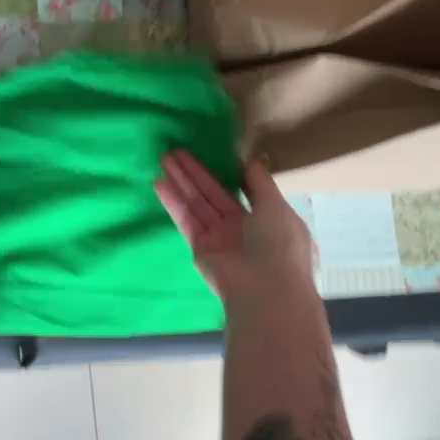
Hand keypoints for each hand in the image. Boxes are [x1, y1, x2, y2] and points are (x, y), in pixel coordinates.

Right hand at [155, 151, 315, 303]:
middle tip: (176, 150)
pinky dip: (173, 202)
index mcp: (269, 218)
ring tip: (163, 158)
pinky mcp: (199, 246)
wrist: (264, 288)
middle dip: (196, 172)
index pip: (245, 190)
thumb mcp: (278, 207)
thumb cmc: (279, 244)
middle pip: (215, 193)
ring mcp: (219, 236)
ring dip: (181, 181)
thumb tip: (251, 161)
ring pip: (198, 203)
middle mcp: (243, 226)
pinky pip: (186, 219)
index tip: (213, 153)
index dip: (229, 172)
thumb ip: (260, 183)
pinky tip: (160, 183)